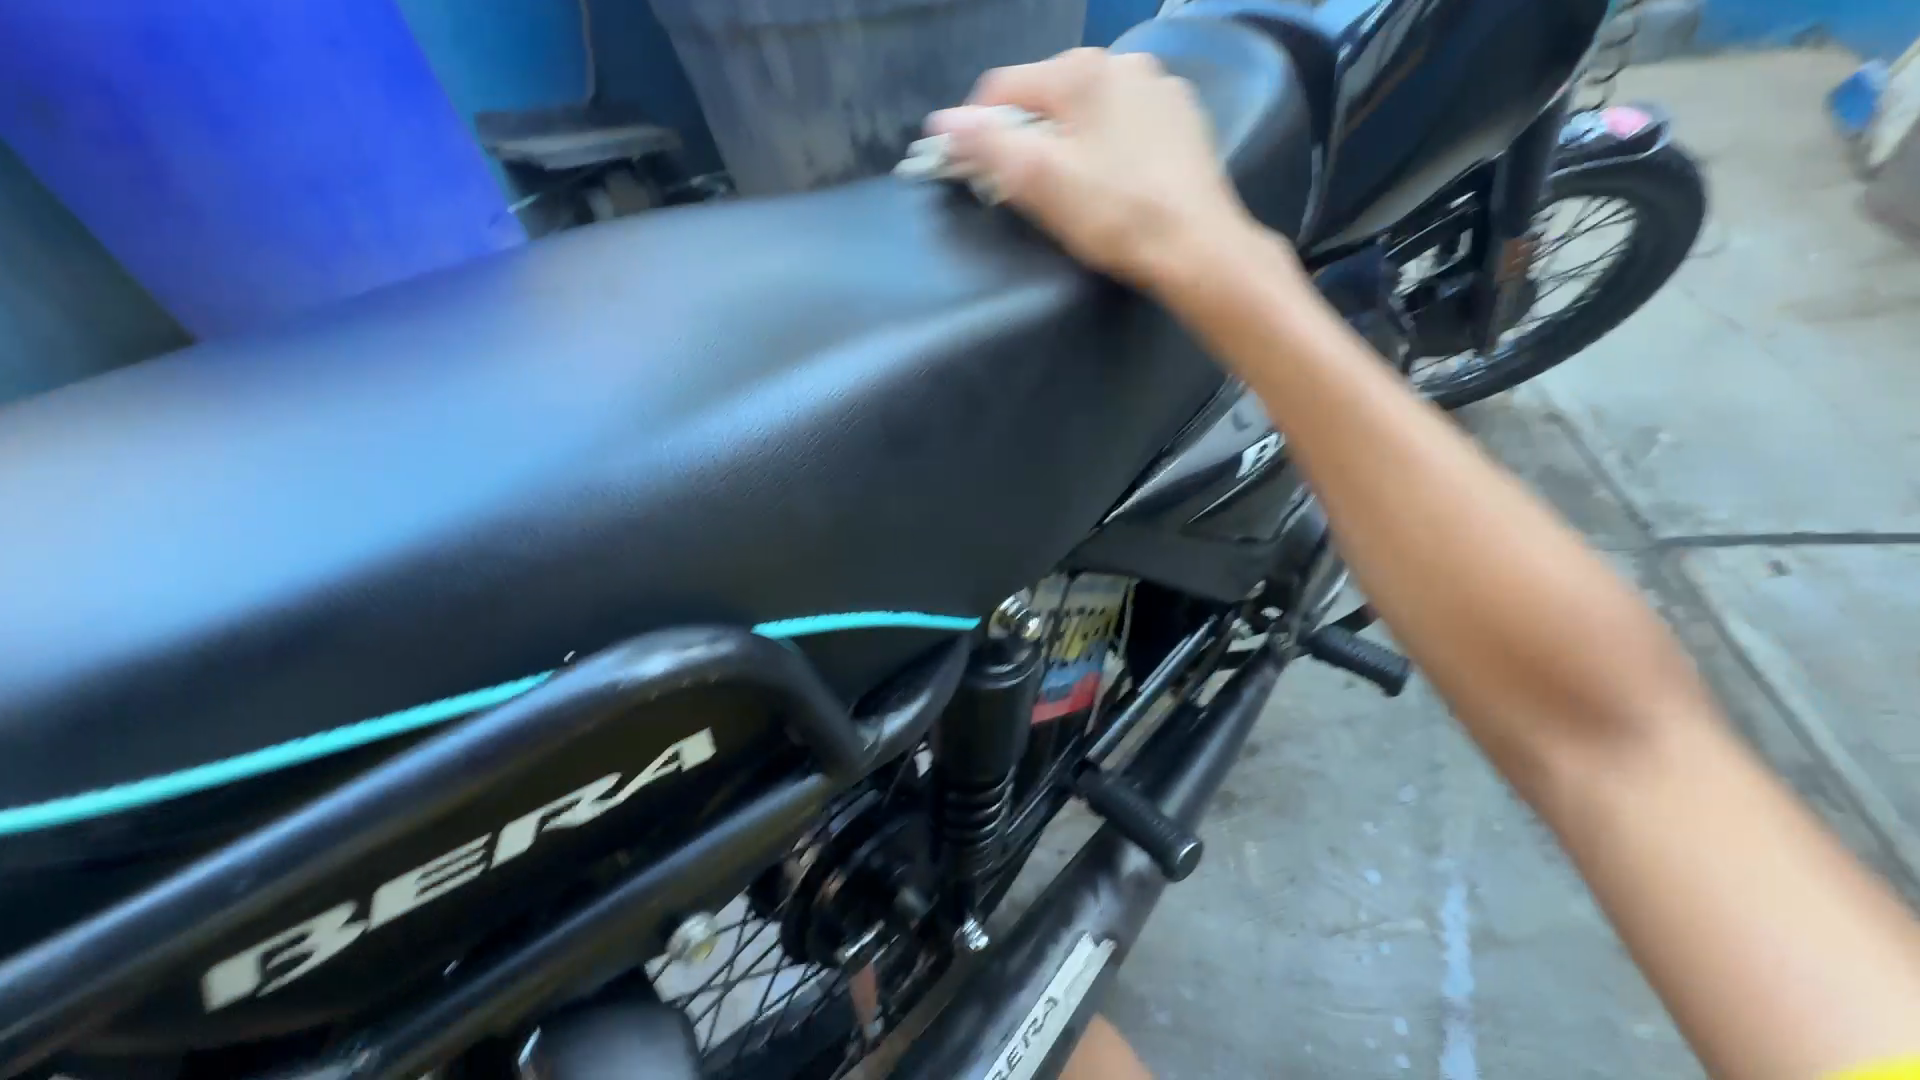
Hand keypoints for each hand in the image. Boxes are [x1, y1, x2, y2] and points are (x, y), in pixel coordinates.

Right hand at [927, 48, 1264, 290]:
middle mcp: (1123, 63)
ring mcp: (1159, 89)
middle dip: (1026, 138)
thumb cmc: (1115, 215)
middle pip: (1046, 97)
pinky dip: (1106, 147)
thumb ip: (987, 145)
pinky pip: (1124, 124)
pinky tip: (1114, 183)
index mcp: (1082, 70)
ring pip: (1086, 111)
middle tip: (1027, 190)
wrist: (1199, 249)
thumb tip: (943, 122)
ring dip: (1066, 143)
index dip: (977, 129)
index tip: (974, 173)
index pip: (1002, 88)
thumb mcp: (1039, 181)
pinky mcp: (1183, 119)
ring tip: (1073, 191)